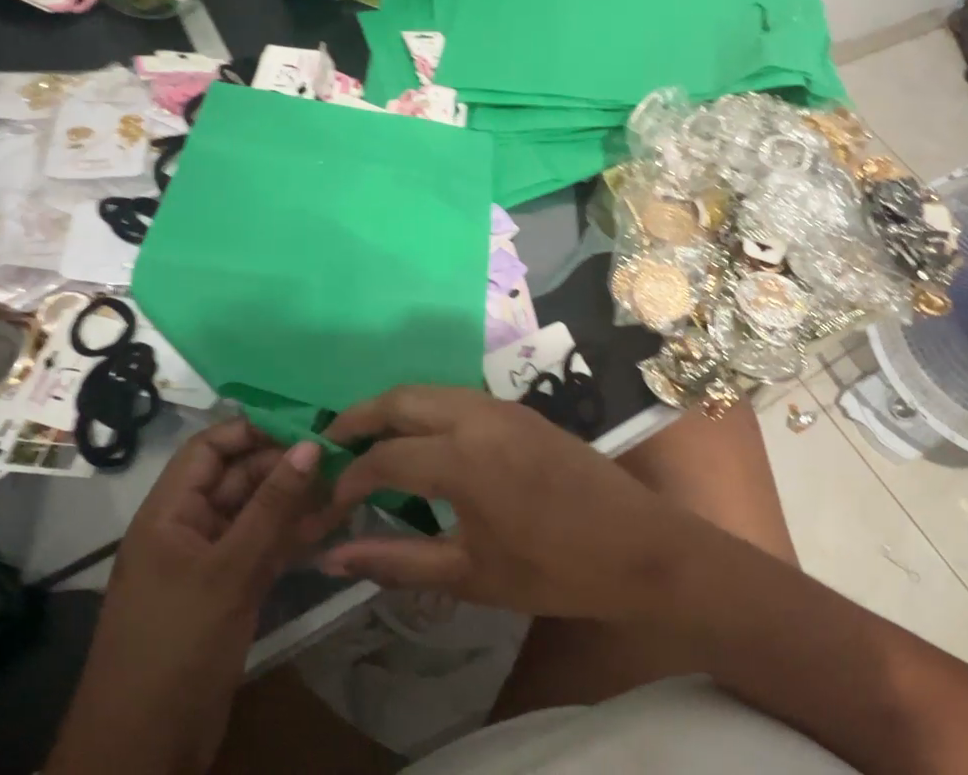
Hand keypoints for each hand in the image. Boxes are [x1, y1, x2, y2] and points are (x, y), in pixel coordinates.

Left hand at [45, 420, 325, 774]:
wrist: (145, 744)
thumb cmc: (176, 644)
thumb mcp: (228, 570)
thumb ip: (272, 506)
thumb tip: (310, 444)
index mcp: (169, 514)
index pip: (209, 449)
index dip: (254, 430)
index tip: (310, 422)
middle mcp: (190, 529)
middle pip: (239, 479)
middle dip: (287, 465)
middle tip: (345, 455)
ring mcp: (213, 562)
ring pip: (259, 515)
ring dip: (300, 500)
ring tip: (352, 484)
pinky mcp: (233, 591)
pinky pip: (267, 549)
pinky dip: (297, 535)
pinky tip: (337, 524)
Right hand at [308, 386, 715, 621]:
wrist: (641, 547)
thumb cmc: (555, 570)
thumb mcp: (471, 574)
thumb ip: (397, 561)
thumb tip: (331, 558)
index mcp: (463, 457)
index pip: (383, 458)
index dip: (346, 481)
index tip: (326, 506)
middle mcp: (480, 417)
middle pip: (402, 399)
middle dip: (360, 418)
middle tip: (328, 447)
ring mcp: (508, 409)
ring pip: (434, 392)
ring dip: (397, 410)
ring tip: (371, 445)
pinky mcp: (527, 414)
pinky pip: (463, 399)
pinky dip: (431, 411)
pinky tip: (426, 445)